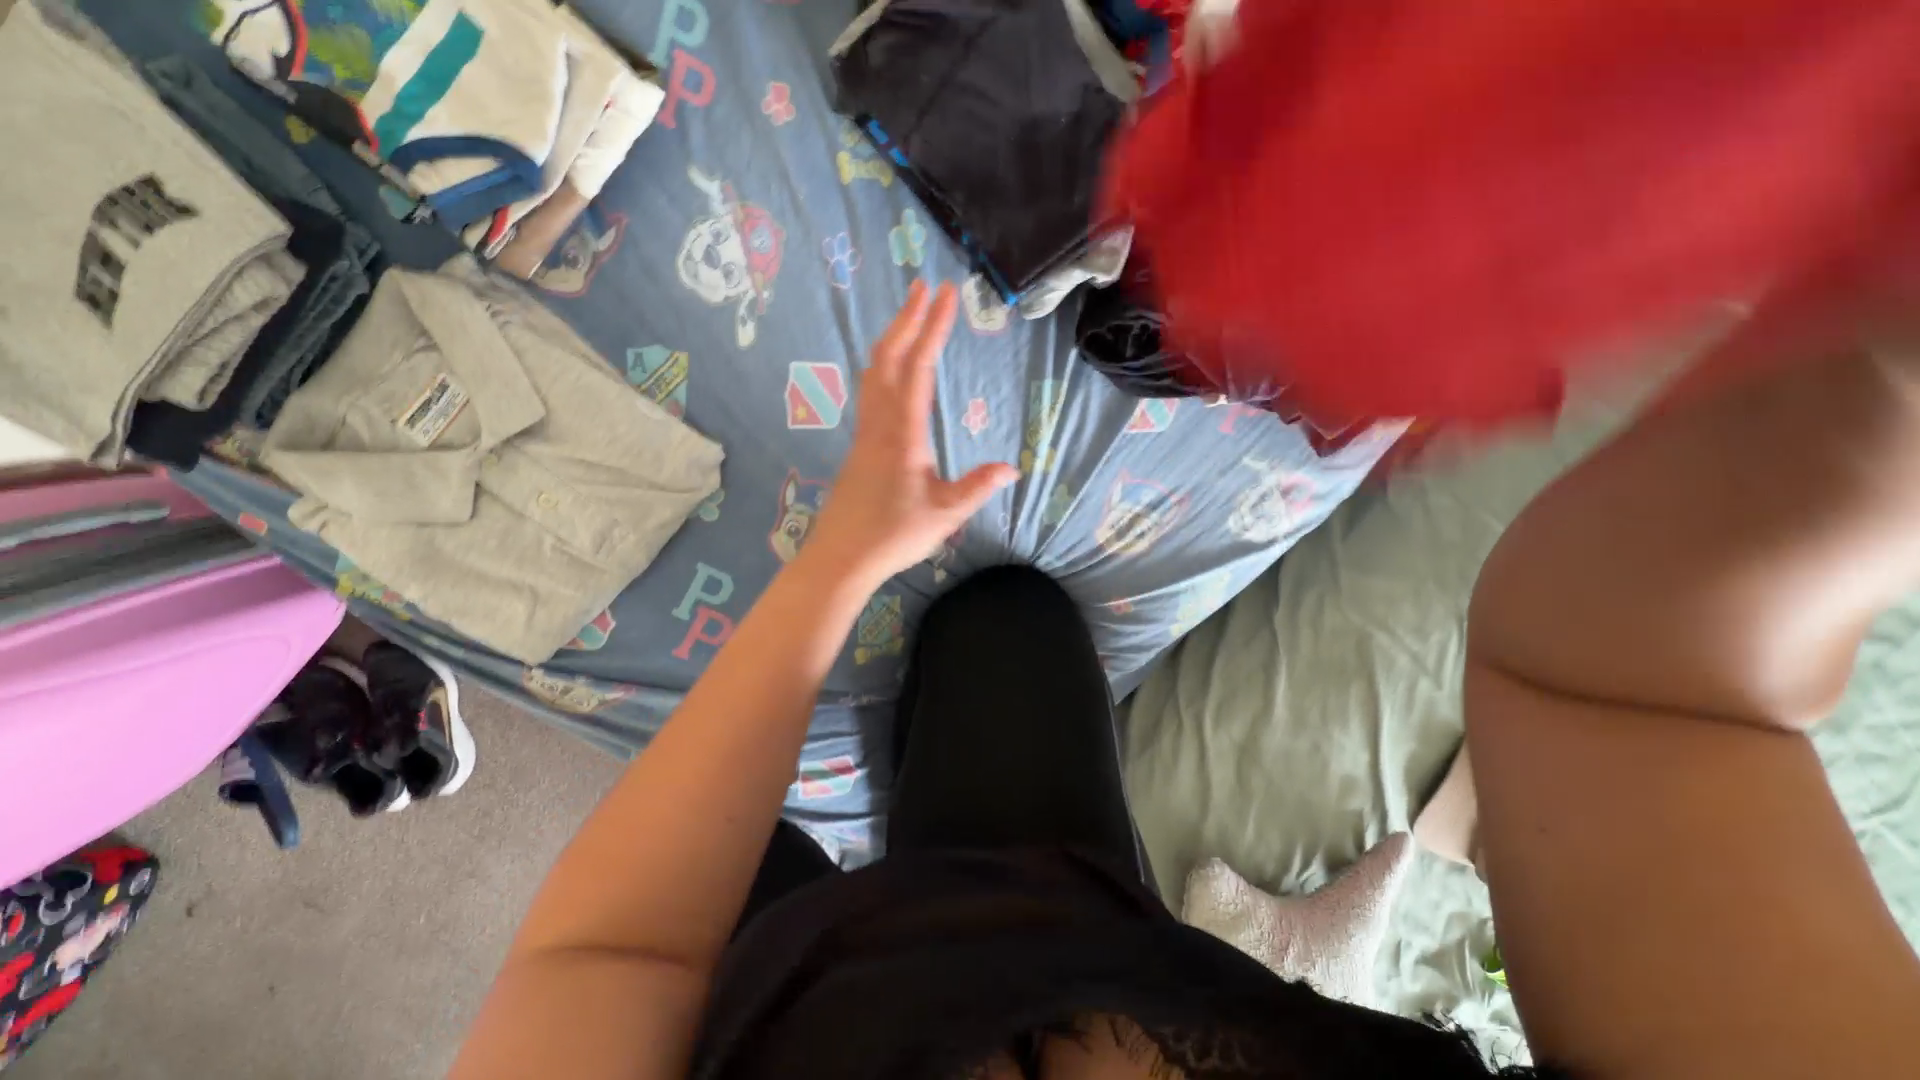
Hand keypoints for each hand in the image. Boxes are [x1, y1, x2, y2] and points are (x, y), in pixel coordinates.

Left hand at [801, 282, 1016, 589]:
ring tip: (910, 313)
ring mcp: (866, 433)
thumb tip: (1011, 467)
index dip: (933, 328)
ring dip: (893, 337)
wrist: (840, 556)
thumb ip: (975, 488)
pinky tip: (891, 367)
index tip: (946, 295)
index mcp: (903, 434)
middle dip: (909, 319)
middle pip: (889, 357)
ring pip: (874, 371)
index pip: (919, 368)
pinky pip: (871, 389)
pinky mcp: (861, 445)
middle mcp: (880, 424)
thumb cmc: (892, 536)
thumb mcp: (944, 515)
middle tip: (926, 286)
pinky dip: (884, 362)